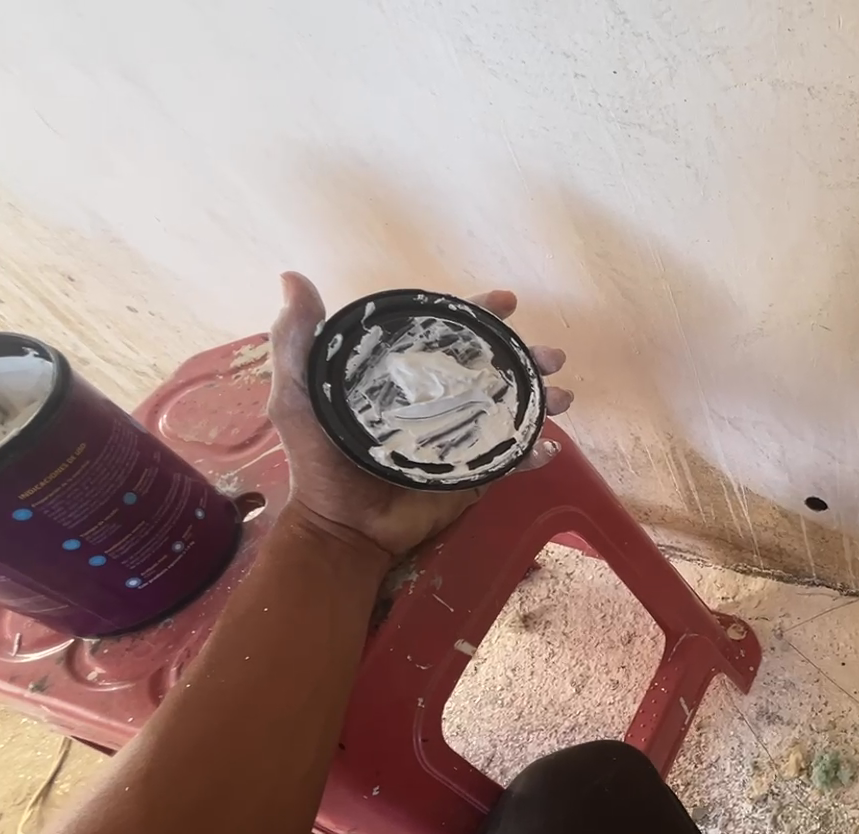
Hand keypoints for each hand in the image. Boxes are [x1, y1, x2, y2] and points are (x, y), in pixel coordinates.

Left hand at [265, 272, 573, 557]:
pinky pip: (515, 459)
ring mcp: (465, 438)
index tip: (507, 302)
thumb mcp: (297, 397)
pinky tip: (549, 446)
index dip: (478, 314)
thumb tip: (296, 279)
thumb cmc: (320, 463)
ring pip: (514, 410)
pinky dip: (536, 452)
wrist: (347, 528)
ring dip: (544, 400)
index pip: (447, 337)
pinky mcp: (479, 473)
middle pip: (494, 370)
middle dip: (529, 359)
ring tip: (562, 398)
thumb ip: (297, 343)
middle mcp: (443, 402)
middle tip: (552, 358)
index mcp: (408, 380)